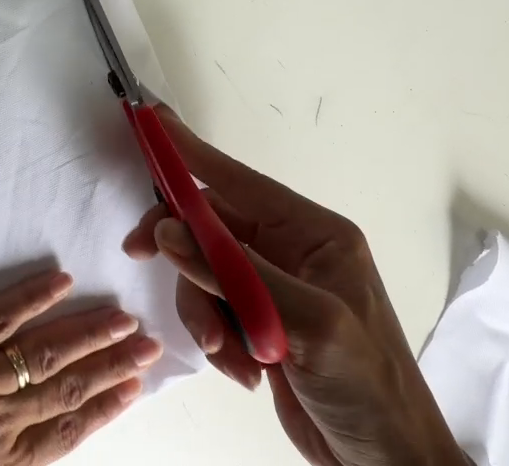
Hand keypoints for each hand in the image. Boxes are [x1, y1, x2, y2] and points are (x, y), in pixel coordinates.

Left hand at [0, 271, 160, 464]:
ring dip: (88, 334)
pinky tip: (59, 283)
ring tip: (120, 318)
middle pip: (66, 388)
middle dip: (111, 366)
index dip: (105, 407)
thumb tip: (20, 435)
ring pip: (44, 352)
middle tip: (146, 345)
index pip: (64, 428)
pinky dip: (32, 299)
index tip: (134, 387)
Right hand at [122, 108, 467, 465]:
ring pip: (202, 270)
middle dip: (184, 254)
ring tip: (229, 353)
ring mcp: (272, 286)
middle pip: (209, 226)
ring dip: (203, 310)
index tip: (147, 121)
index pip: (236, 179)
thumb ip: (232, 273)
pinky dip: (216, 337)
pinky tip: (244, 369)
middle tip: (140, 254)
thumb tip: (168, 231)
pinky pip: (211, 307)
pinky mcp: (260, 321)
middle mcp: (289, 250)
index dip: (188, 151)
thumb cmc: (368, 386)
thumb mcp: (306, 324)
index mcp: (312, 233)